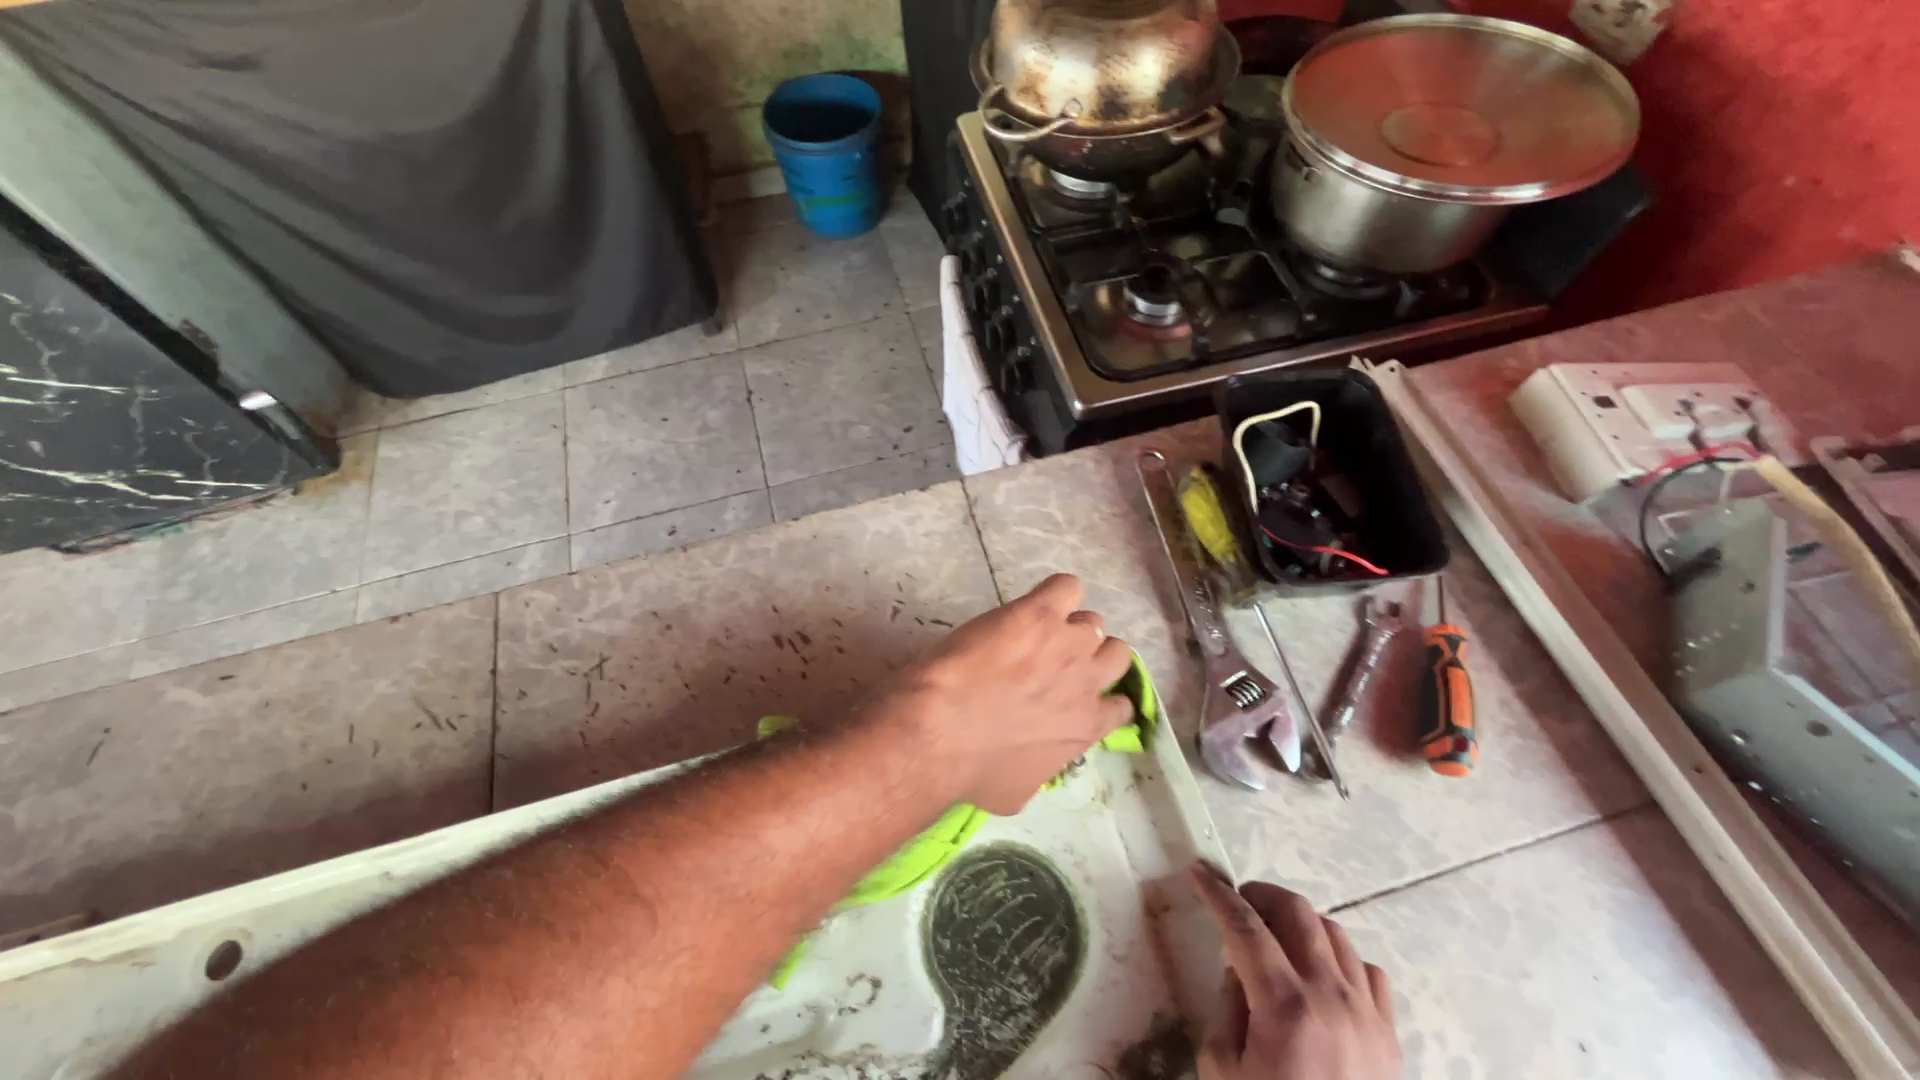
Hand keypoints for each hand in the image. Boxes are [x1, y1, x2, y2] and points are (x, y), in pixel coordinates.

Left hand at [864, 573, 1135, 813]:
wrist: (940, 729)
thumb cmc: (972, 771)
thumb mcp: (1016, 793)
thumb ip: (1039, 772)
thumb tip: (1034, 769)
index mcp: (1086, 727)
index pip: (1120, 706)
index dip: (1100, 697)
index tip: (1080, 696)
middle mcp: (1087, 681)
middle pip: (1116, 654)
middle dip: (1092, 656)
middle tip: (1059, 659)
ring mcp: (1067, 642)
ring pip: (1093, 622)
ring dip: (1070, 626)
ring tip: (1040, 631)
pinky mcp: (1038, 612)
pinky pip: (1067, 586)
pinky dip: (1055, 593)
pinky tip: (1032, 605)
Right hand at [1190, 864, 1401, 1079]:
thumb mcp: (1223, 1071)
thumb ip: (1227, 1008)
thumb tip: (1239, 970)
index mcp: (1285, 1005)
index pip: (1245, 926)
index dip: (1218, 893)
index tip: (1199, 872)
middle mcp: (1333, 996)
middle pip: (1298, 912)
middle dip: (1261, 896)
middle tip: (1237, 906)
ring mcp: (1369, 1014)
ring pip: (1335, 934)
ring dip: (1299, 924)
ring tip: (1275, 942)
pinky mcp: (1391, 1036)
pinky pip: (1368, 972)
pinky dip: (1339, 959)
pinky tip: (1320, 978)